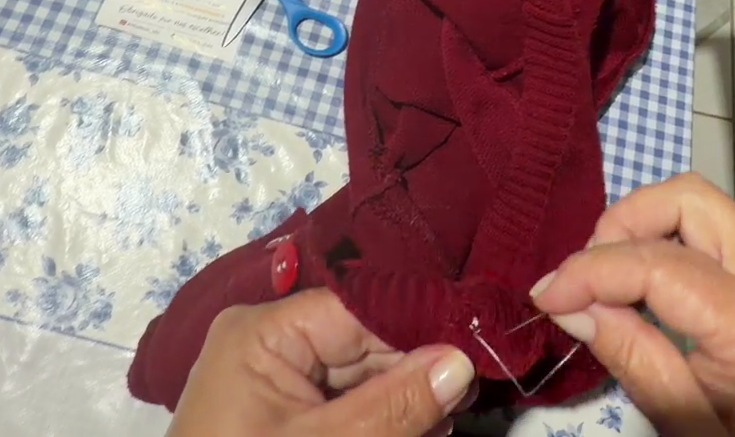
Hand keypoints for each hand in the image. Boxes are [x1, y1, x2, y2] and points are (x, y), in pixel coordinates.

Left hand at [167, 288, 477, 436]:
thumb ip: (394, 405)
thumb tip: (461, 360)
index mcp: (263, 331)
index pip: (358, 309)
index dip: (416, 324)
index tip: (472, 340)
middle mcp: (266, 340)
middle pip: (360, 340)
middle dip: (413, 368)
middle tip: (468, 390)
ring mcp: (272, 376)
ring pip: (356, 372)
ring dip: (401, 396)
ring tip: (450, 415)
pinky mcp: (280, 410)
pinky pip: (340, 400)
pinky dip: (377, 416)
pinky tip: (419, 427)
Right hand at [529, 173, 734, 436]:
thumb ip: (636, 361)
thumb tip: (571, 303)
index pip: (659, 263)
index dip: (591, 270)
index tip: (546, 295)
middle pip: (688, 198)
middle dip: (625, 221)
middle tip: (589, 276)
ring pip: (703, 203)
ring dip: (647, 225)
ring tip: (613, 277)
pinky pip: (719, 232)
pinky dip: (672, 240)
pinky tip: (649, 284)